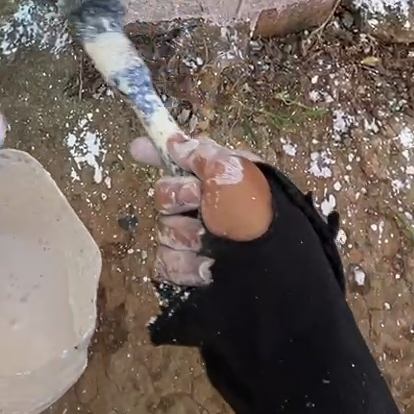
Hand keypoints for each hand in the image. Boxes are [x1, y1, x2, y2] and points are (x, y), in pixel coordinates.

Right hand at [130, 133, 272, 284]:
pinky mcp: (190, 271)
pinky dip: (184, 266)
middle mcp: (204, 207)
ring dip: (185, 235)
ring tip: (209, 241)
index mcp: (217, 179)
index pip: (179, 160)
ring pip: (163, 231)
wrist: (276, 269)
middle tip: (200, 202)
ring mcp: (195, 240)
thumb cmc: (254, 212)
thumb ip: (200, 154)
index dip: (157, 152)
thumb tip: (172, 142)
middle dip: (179, 197)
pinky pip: (166, 263)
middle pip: (163, 195)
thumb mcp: (232, 171)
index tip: (137, 149)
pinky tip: (206, 267)